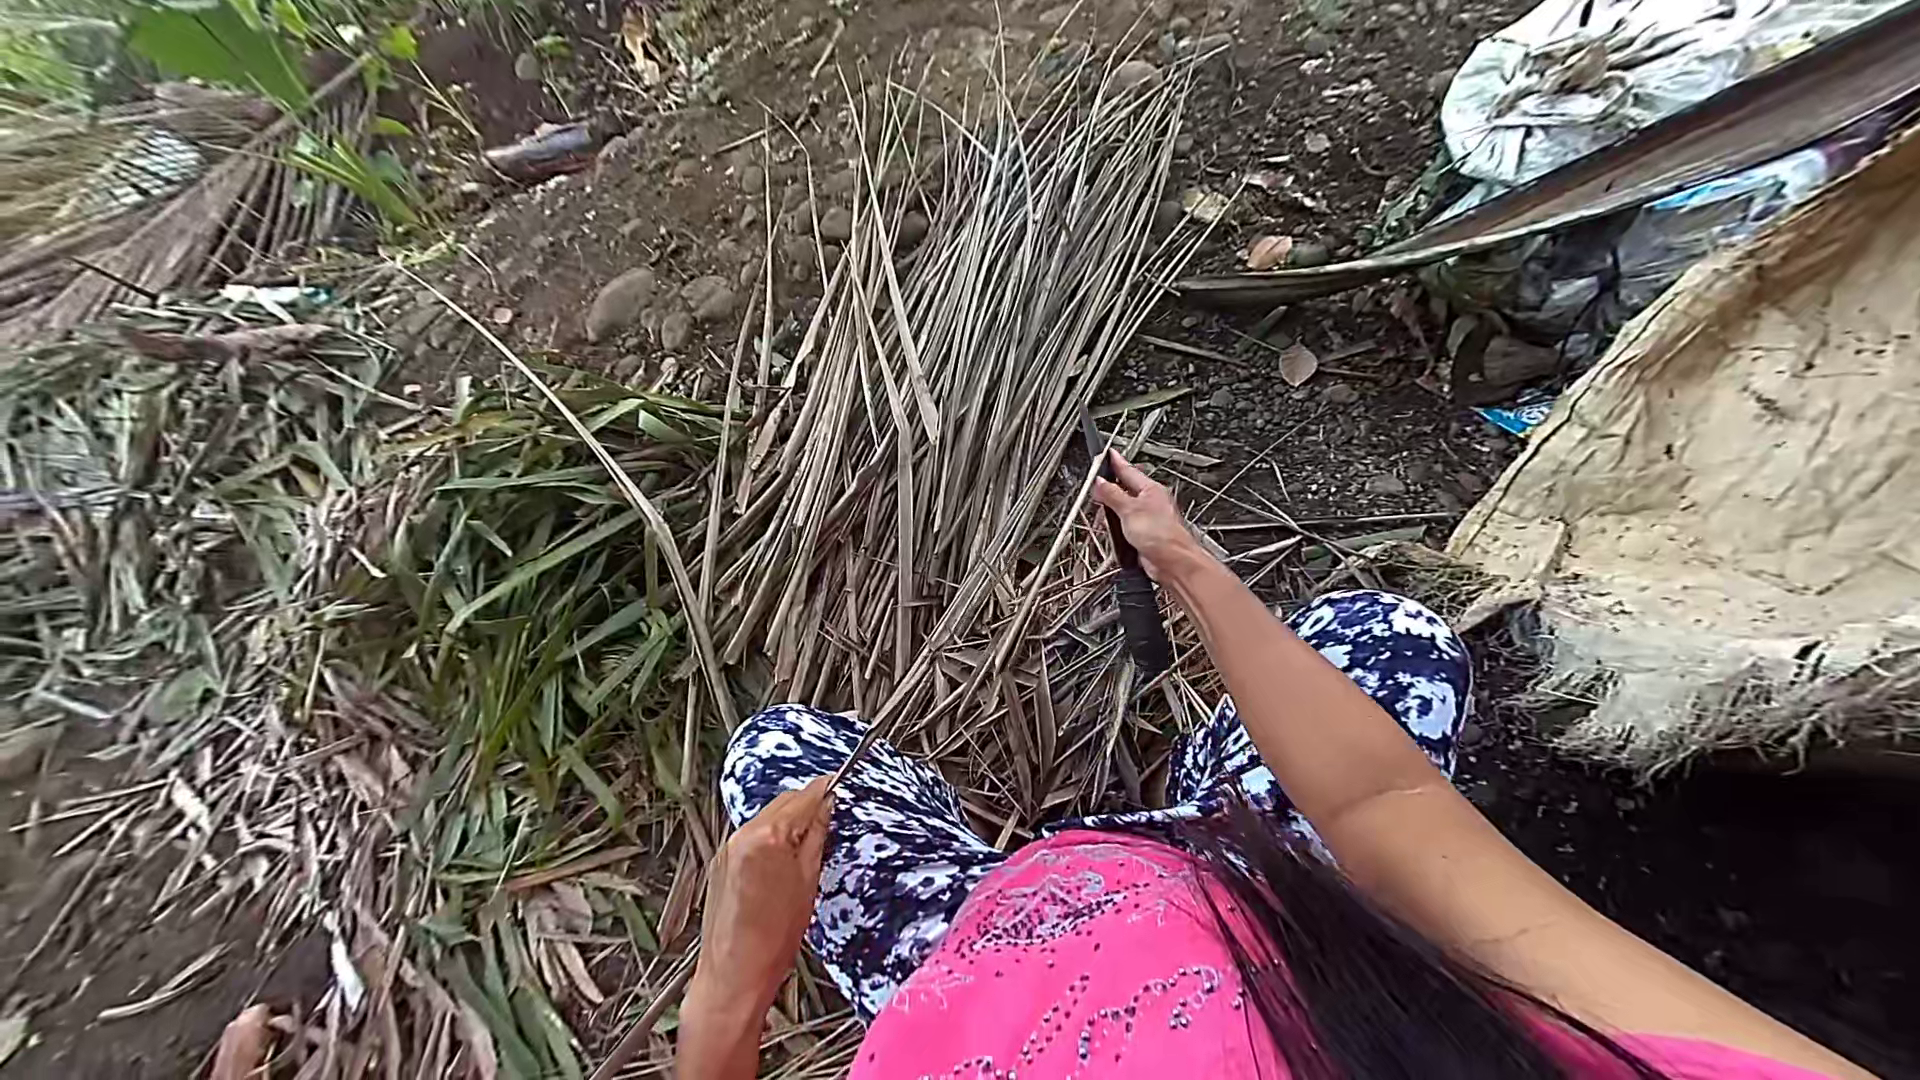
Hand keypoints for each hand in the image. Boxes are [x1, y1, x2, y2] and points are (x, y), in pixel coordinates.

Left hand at [689, 777, 833, 1017]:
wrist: (734, 978)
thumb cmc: (771, 940)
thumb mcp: (808, 879)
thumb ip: (817, 834)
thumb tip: (826, 805)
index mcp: (767, 836)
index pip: (804, 796)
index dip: (826, 789)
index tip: (838, 784)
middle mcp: (743, 835)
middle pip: (785, 801)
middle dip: (807, 805)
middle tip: (829, 817)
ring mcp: (729, 847)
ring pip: (769, 815)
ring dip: (789, 821)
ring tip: (806, 846)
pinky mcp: (722, 860)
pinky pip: (753, 833)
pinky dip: (771, 836)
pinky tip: (783, 860)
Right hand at [1091, 451, 1213, 584]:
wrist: (1173, 562)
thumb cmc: (1162, 535)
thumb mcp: (1129, 510)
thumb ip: (1112, 494)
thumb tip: (1100, 482)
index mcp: (1151, 490)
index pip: (1128, 471)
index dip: (1116, 462)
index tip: (1107, 453)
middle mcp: (1151, 502)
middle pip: (1124, 489)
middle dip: (1108, 490)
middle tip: (1095, 486)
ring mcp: (1148, 518)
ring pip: (1123, 508)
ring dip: (1111, 511)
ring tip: (1101, 512)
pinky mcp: (1144, 534)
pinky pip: (1125, 525)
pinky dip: (1116, 526)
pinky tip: (1113, 530)